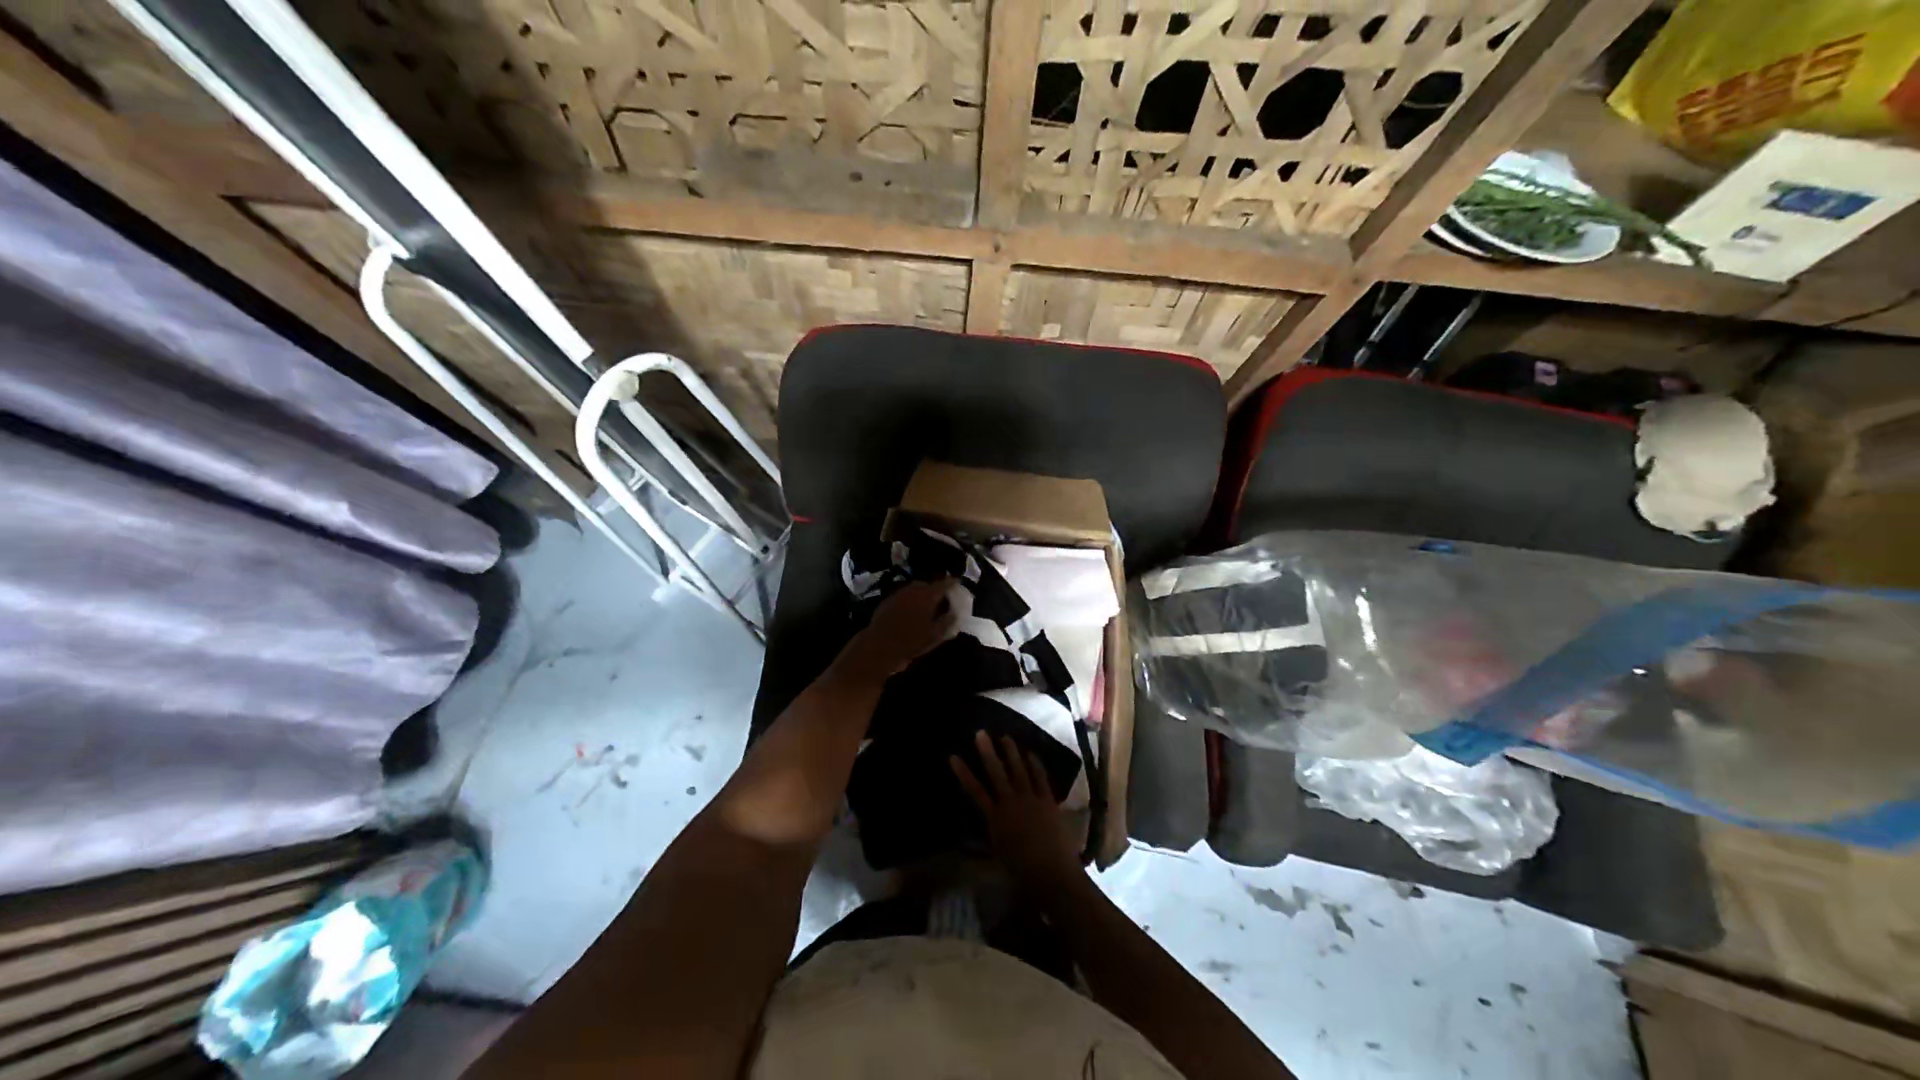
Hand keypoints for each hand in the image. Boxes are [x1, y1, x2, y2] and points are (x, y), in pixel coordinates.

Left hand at [837, 579, 956, 681]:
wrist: (879, 646)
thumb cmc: (911, 641)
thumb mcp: (935, 635)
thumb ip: (947, 621)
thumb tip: (954, 613)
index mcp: (927, 595)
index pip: (944, 584)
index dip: (952, 583)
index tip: (957, 583)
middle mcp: (913, 590)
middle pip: (928, 585)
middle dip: (935, 590)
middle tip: (941, 600)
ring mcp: (898, 594)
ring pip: (914, 589)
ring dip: (921, 595)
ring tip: (926, 606)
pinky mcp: (887, 601)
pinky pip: (903, 596)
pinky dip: (909, 600)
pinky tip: (910, 611)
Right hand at [951, 731, 1083, 893]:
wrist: (1053, 874)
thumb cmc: (1021, 871)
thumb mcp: (996, 856)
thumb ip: (982, 843)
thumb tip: (965, 838)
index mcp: (995, 818)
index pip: (975, 791)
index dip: (963, 774)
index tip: (953, 756)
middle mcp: (1011, 803)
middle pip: (997, 773)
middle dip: (987, 752)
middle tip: (981, 733)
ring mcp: (1031, 799)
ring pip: (1019, 770)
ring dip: (1011, 752)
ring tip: (1005, 737)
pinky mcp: (1048, 801)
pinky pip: (1041, 777)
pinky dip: (1035, 764)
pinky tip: (1030, 753)